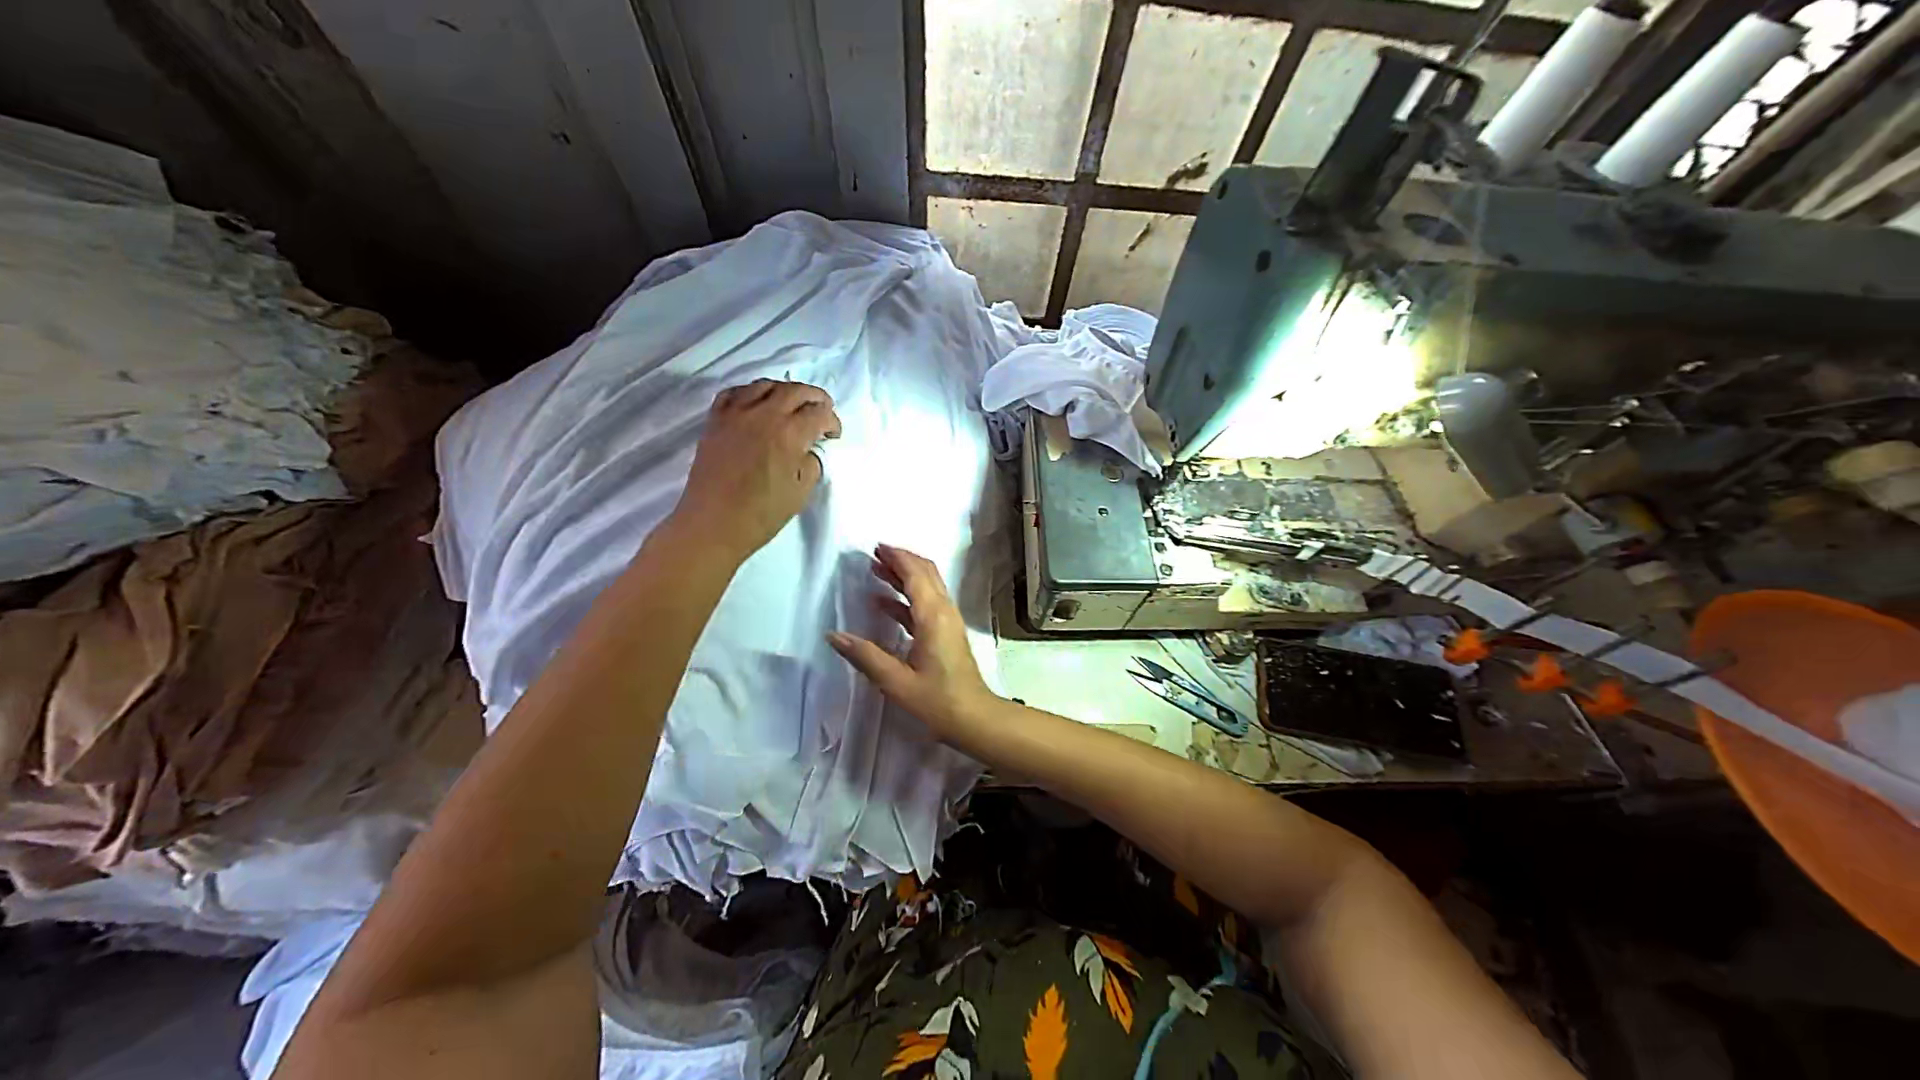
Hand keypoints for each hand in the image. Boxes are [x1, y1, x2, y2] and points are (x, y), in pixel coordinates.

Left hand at [668, 379, 841, 559]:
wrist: (713, 524)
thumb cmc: (761, 514)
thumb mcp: (801, 492)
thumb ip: (810, 463)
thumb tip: (807, 450)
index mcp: (789, 434)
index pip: (819, 413)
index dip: (832, 421)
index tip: (833, 434)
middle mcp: (764, 415)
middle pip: (795, 391)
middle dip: (814, 397)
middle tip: (821, 409)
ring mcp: (736, 414)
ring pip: (765, 385)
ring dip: (784, 391)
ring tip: (790, 404)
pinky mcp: (715, 420)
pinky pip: (734, 393)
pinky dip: (751, 393)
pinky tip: (756, 404)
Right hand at [827, 544, 998, 740]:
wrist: (975, 719)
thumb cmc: (938, 701)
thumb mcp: (897, 682)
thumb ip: (866, 656)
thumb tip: (834, 636)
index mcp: (933, 617)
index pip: (915, 574)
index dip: (897, 557)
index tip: (876, 547)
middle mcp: (943, 612)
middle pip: (925, 574)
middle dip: (901, 560)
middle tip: (874, 554)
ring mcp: (948, 623)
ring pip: (927, 588)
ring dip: (904, 576)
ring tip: (876, 571)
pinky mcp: (947, 635)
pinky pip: (927, 605)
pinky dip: (907, 598)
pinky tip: (885, 605)